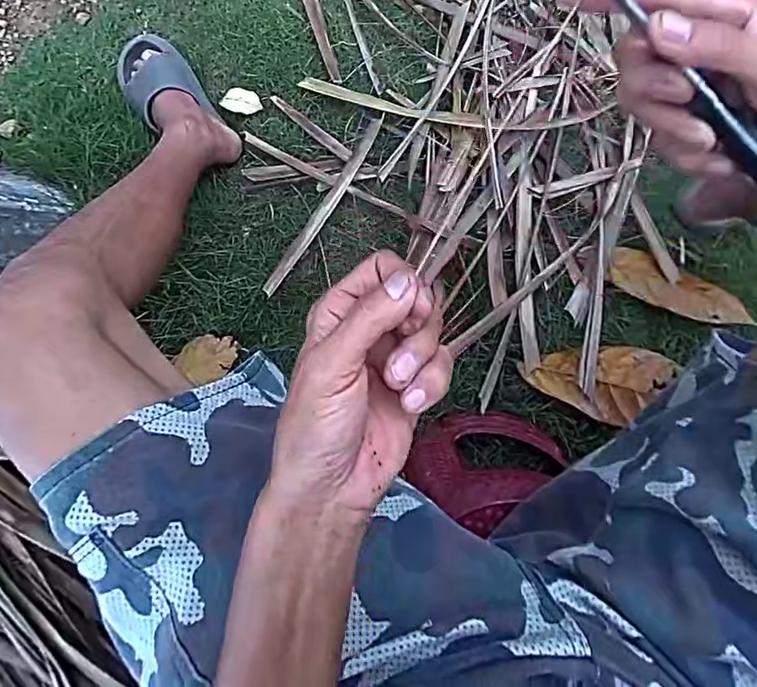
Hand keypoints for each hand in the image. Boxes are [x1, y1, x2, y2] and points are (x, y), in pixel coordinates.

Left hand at [266, 251, 452, 520]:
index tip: (410, 307)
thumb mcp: (333, 364)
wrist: (332, 488)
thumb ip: (369, 318)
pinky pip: (442, 365)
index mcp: (341, 311)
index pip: (382, 268)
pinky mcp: (417, 384)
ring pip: (433, 331)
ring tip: (398, 387)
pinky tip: (411, 405)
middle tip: (400, 353)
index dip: (403, 280)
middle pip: (416, 297)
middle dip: (416, 327)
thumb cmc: (314, 423)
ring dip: (421, 361)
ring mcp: (396, 355)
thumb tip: (407, 280)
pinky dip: (432, 385)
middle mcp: (370, 326)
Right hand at [559, 0, 756, 224]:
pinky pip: (661, 140)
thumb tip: (656, 26)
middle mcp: (699, 53)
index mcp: (724, 20)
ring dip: (670, 124)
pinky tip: (721, 157)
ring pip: (641, 101)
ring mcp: (694, 94)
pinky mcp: (693, 131)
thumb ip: (720, 46)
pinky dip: (687, 153)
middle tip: (686, 97)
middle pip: (635, 57)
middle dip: (653, 83)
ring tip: (712, 138)